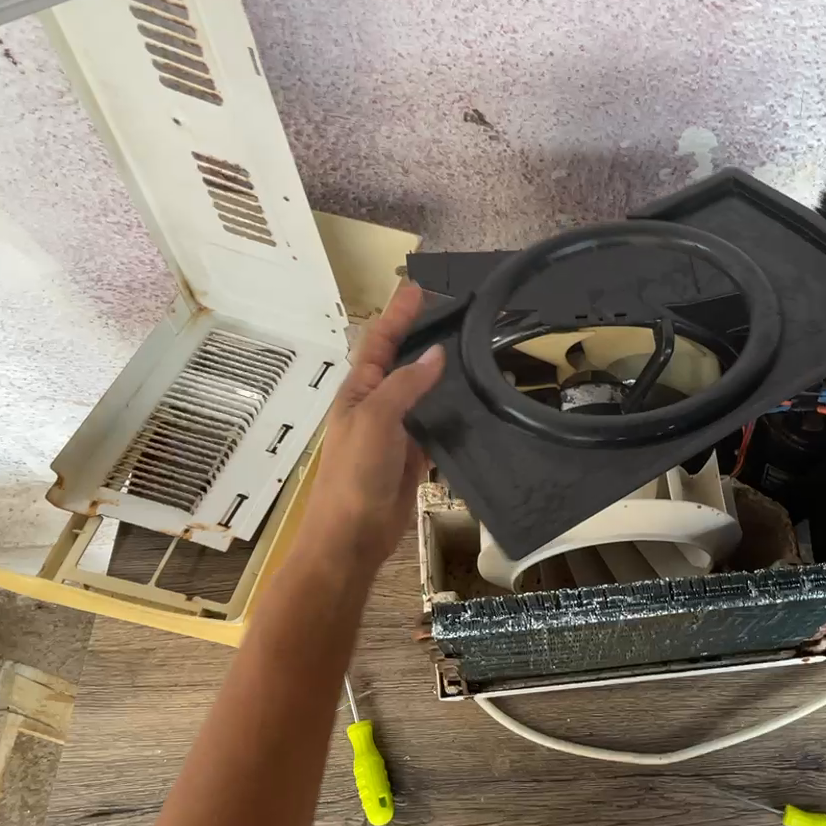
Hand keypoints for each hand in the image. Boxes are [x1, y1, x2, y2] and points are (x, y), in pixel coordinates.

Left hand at [288, 282, 444, 574]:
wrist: (352, 536)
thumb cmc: (354, 475)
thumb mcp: (375, 421)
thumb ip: (406, 386)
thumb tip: (436, 354)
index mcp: (359, 392)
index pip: (380, 343)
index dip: (397, 315)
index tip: (419, 289)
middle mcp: (377, 406)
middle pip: (402, 364)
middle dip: (421, 337)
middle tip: (455, 316)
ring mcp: (396, 433)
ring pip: (422, 395)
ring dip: (442, 374)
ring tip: (472, 352)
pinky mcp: (414, 458)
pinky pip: (436, 427)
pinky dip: (453, 413)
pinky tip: (473, 404)